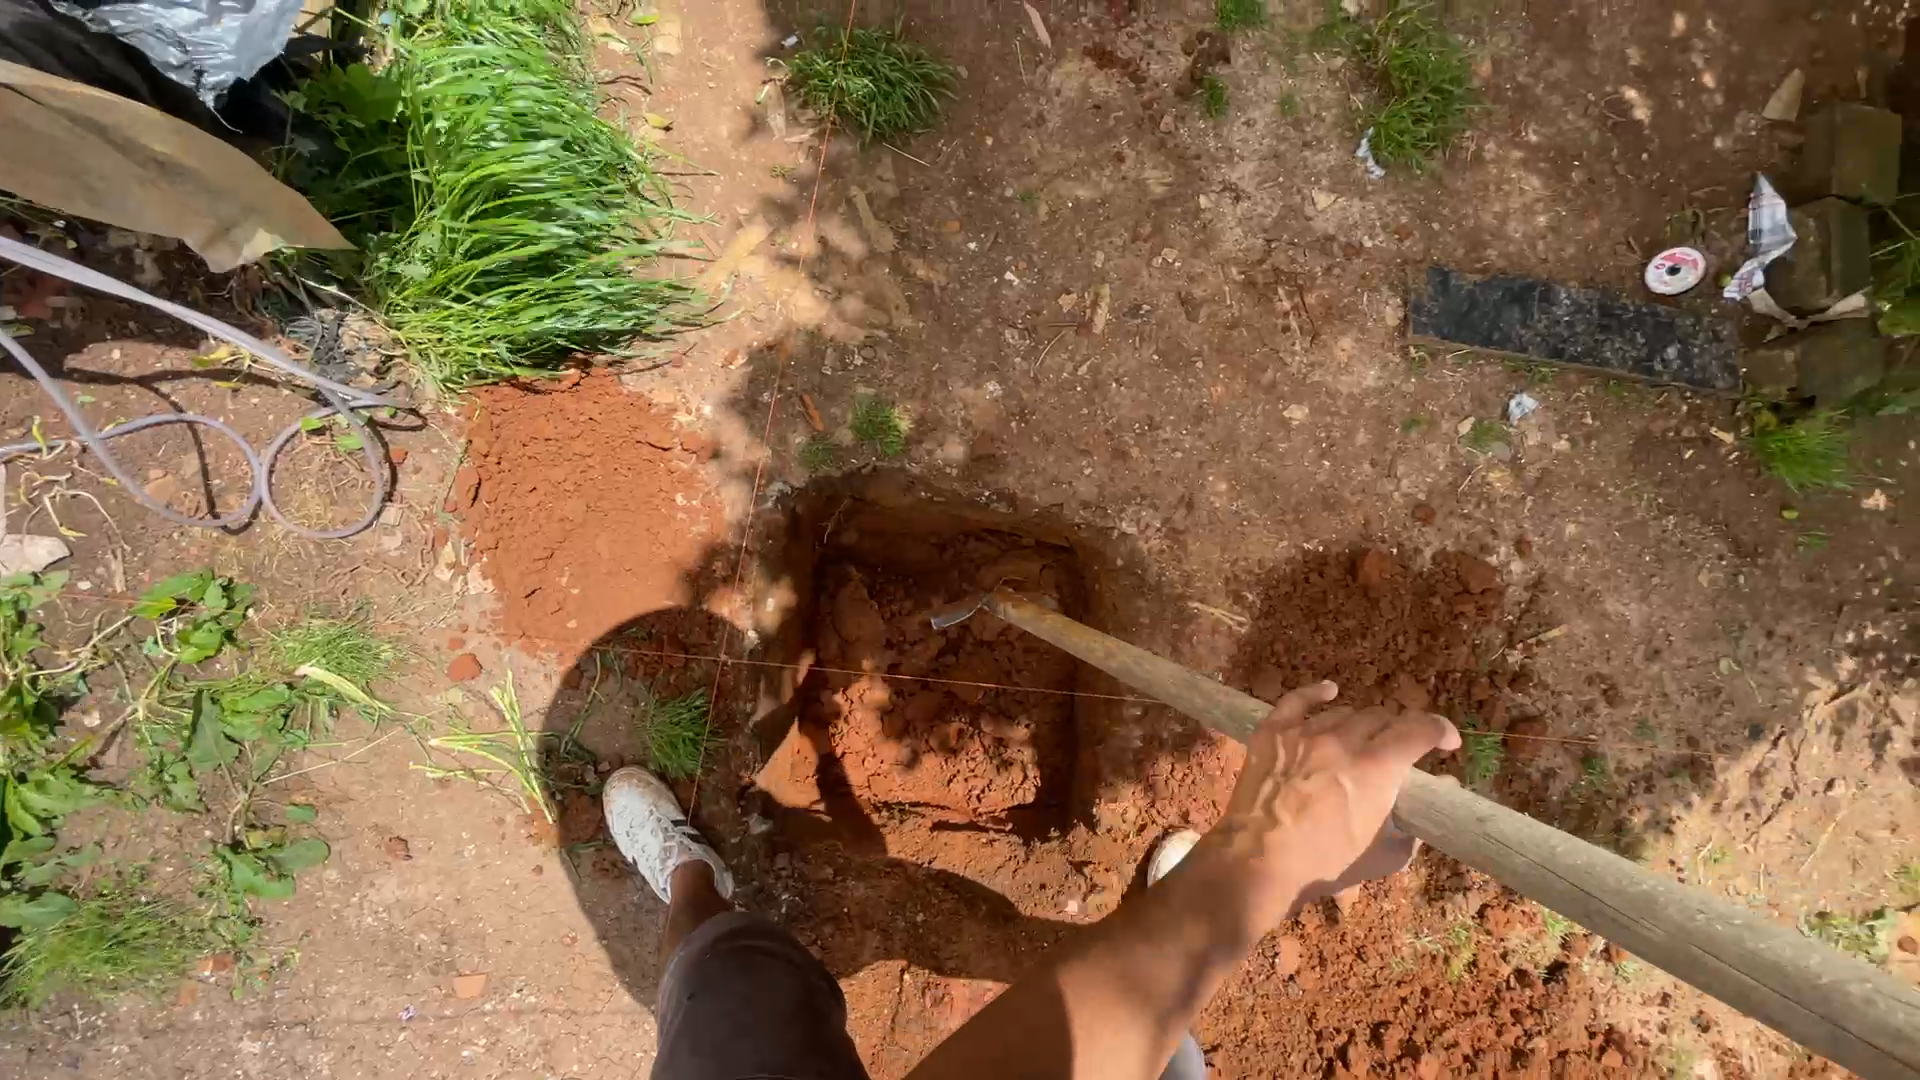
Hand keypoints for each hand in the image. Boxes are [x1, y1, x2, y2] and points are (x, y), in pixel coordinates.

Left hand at [1194, 681, 1459, 933]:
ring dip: (1358, 723)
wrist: (1261, 857)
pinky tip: (1328, 690)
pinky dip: (1315, 693)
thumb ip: (1417, 822)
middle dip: (1395, 730)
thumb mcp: (1386, 854)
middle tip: (1395, 748)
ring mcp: (1303, 732)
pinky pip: (1296, 701)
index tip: (1445, 740)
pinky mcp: (1272, 732)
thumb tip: (1443, 790)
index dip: (1438, 730)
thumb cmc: (1326, 863)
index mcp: (1377, 769)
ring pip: (1341, 713)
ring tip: (1360, 737)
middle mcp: (1342, 741)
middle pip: (1378, 718)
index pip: (1417, 730)